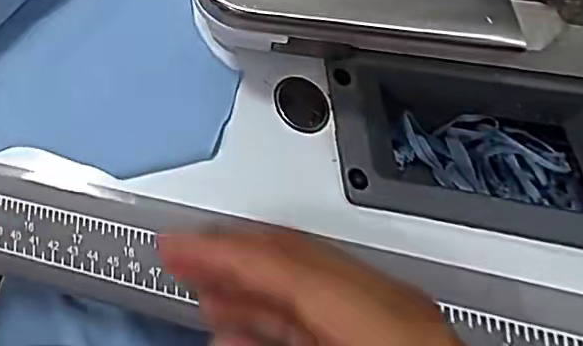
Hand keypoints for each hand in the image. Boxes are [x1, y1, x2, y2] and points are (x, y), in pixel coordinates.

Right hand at [160, 230, 460, 345]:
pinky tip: (254, 338)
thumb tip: (223, 332)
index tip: (174, 246)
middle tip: (182, 260)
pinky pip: (331, 318)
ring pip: (312, 287)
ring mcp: (407, 330)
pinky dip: (286, 321)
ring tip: (208, 300)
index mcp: (383, 320)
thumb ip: (277, 341)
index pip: (285, 262)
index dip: (219, 249)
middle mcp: (397, 313)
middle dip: (232, 260)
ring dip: (255, 291)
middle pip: (296, 261)